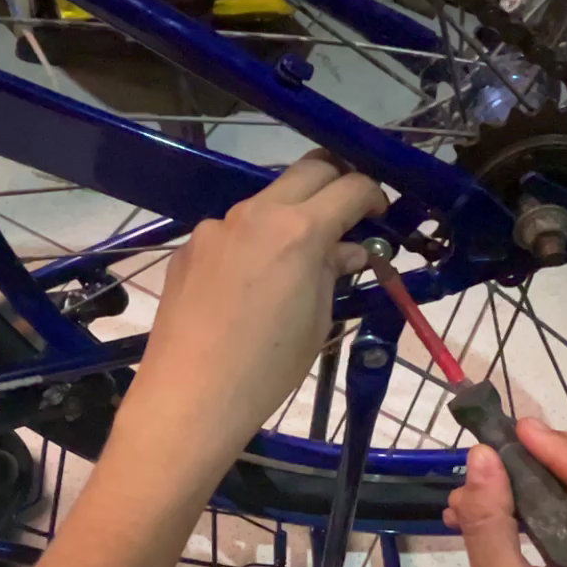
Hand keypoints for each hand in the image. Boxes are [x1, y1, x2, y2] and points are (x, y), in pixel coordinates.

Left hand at [116, 152, 385, 479]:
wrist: (190, 396)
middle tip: (346, 214)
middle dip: (335, 182)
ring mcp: (215, 227)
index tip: (378, 214)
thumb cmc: (266, 370)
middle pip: (308, 170)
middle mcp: (255, 214)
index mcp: (299, 231)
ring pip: (264, 201)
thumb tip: (348, 250)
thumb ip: (333, 273)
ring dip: (288, 214)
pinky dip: (251, 241)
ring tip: (293, 257)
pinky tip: (247, 283)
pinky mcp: (188, 248)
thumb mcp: (316, 322)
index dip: (372, 195)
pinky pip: (230, 231)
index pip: (349, 188)